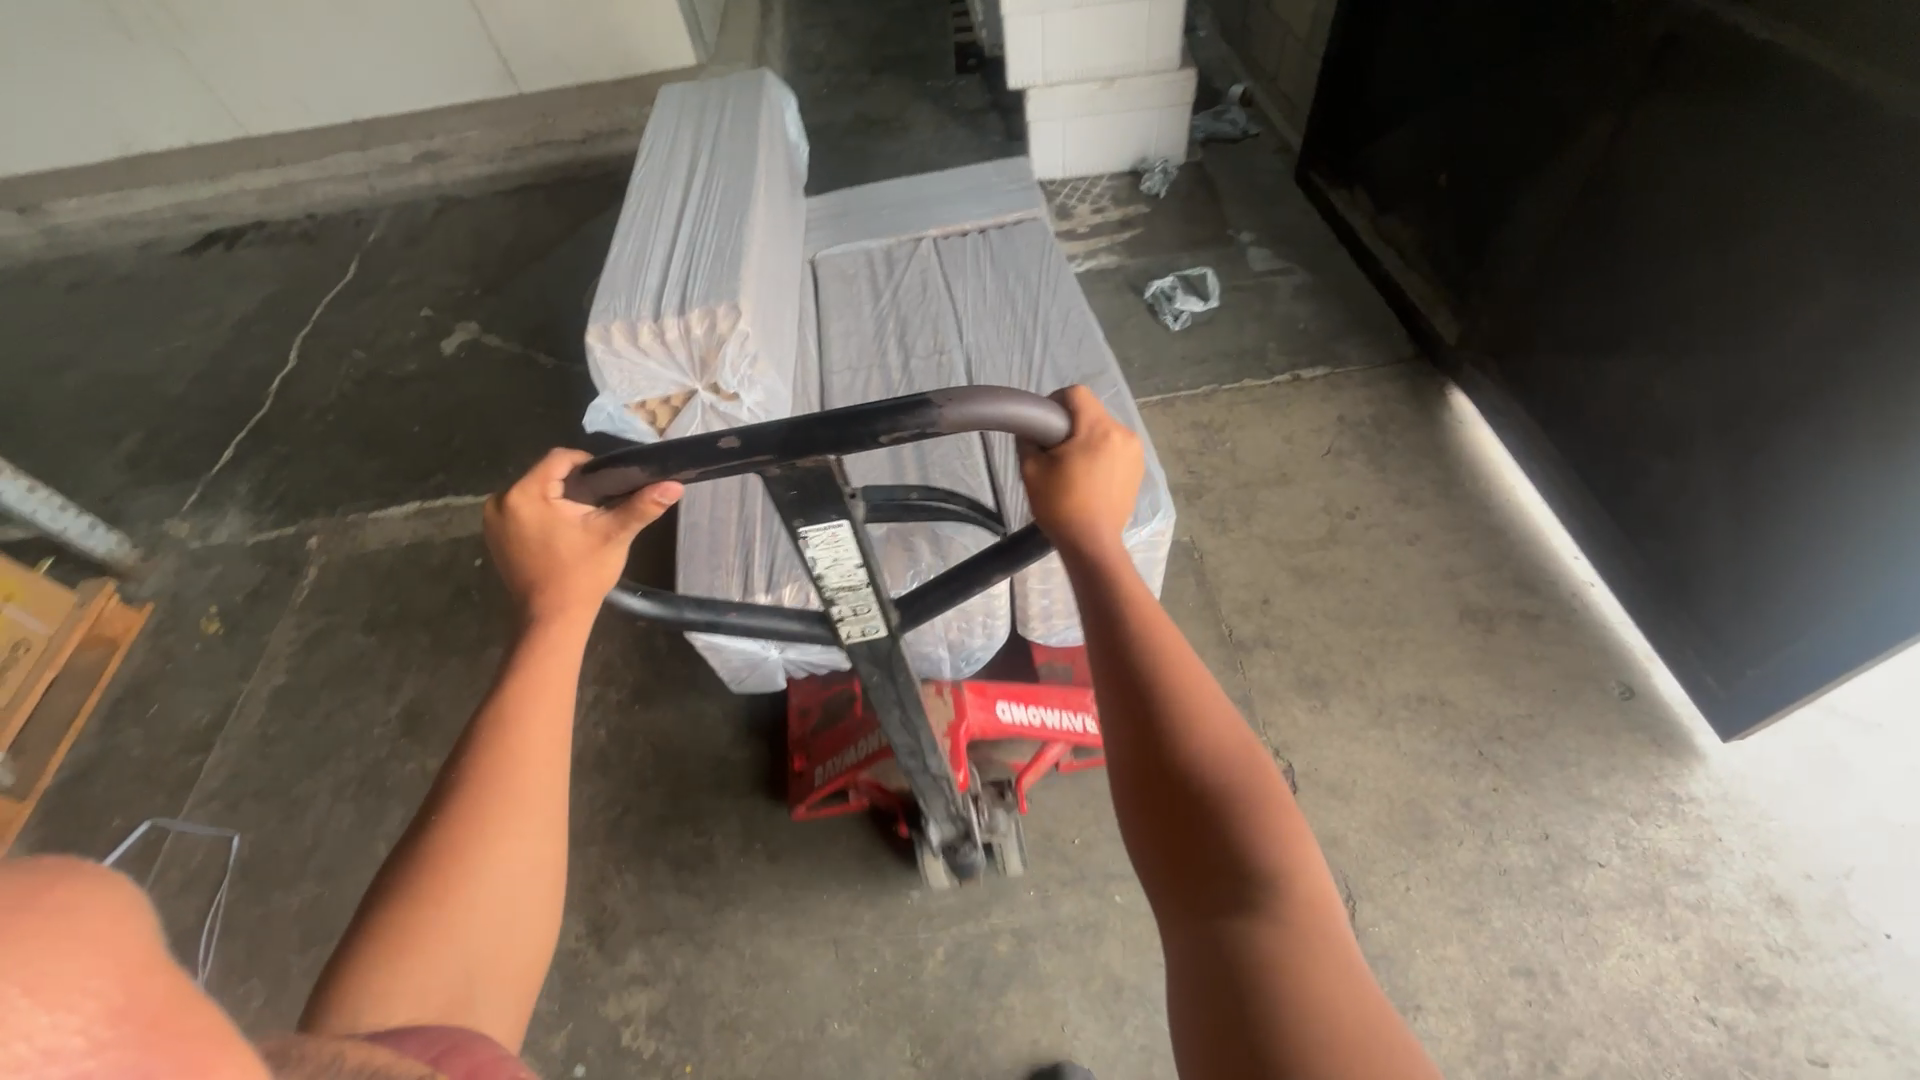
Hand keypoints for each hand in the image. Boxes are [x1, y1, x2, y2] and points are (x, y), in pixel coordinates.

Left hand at [483, 449, 682, 626]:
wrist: (552, 617)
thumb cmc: (582, 573)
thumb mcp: (614, 534)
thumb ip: (642, 505)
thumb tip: (675, 485)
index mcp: (526, 493)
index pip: (559, 458)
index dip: (588, 465)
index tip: (609, 485)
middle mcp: (501, 500)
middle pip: (545, 474)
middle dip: (572, 484)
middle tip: (598, 505)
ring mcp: (492, 519)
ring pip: (534, 491)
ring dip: (557, 499)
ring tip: (582, 519)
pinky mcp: (493, 535)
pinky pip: (522, 509)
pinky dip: (542, 514)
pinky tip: (561, 533)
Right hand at [1019, 385, 1143, 558]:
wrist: (1091, 544)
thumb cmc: (1060, 506)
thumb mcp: (1031, 469)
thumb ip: (1029, 438)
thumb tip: (1032, 428)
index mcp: (1098, 429)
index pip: (1076, 394)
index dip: (1054, 402)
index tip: (1043, 425)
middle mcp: (1123, 434)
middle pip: (1092, 412)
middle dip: (1071, 424)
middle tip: (1053, 450)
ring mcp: (1135, 452)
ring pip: (1104, 430)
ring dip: (1087, 439)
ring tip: (1071, 466)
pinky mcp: (1138, 469)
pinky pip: (1115, 448)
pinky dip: (1101, 454)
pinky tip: (1088, 477)